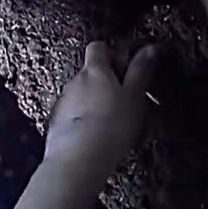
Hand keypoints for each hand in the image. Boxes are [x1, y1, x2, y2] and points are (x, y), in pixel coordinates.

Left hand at [44, 42, 160, 178]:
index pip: (99, 47)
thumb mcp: (135, 96)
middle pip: (90, 72)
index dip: (112, 54)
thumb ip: (141, 70)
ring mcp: (64, 102)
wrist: (78, 161)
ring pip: (82, 95)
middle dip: (106, 83)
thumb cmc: (110, 127)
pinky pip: (74, 115)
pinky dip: (84, 121)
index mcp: (95, 70)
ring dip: (95, 103)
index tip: (126, 70)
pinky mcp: (57, 124)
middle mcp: (75, 81)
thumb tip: (150, 48)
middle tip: (125, 101)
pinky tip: (97, 138)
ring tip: (112, 124)